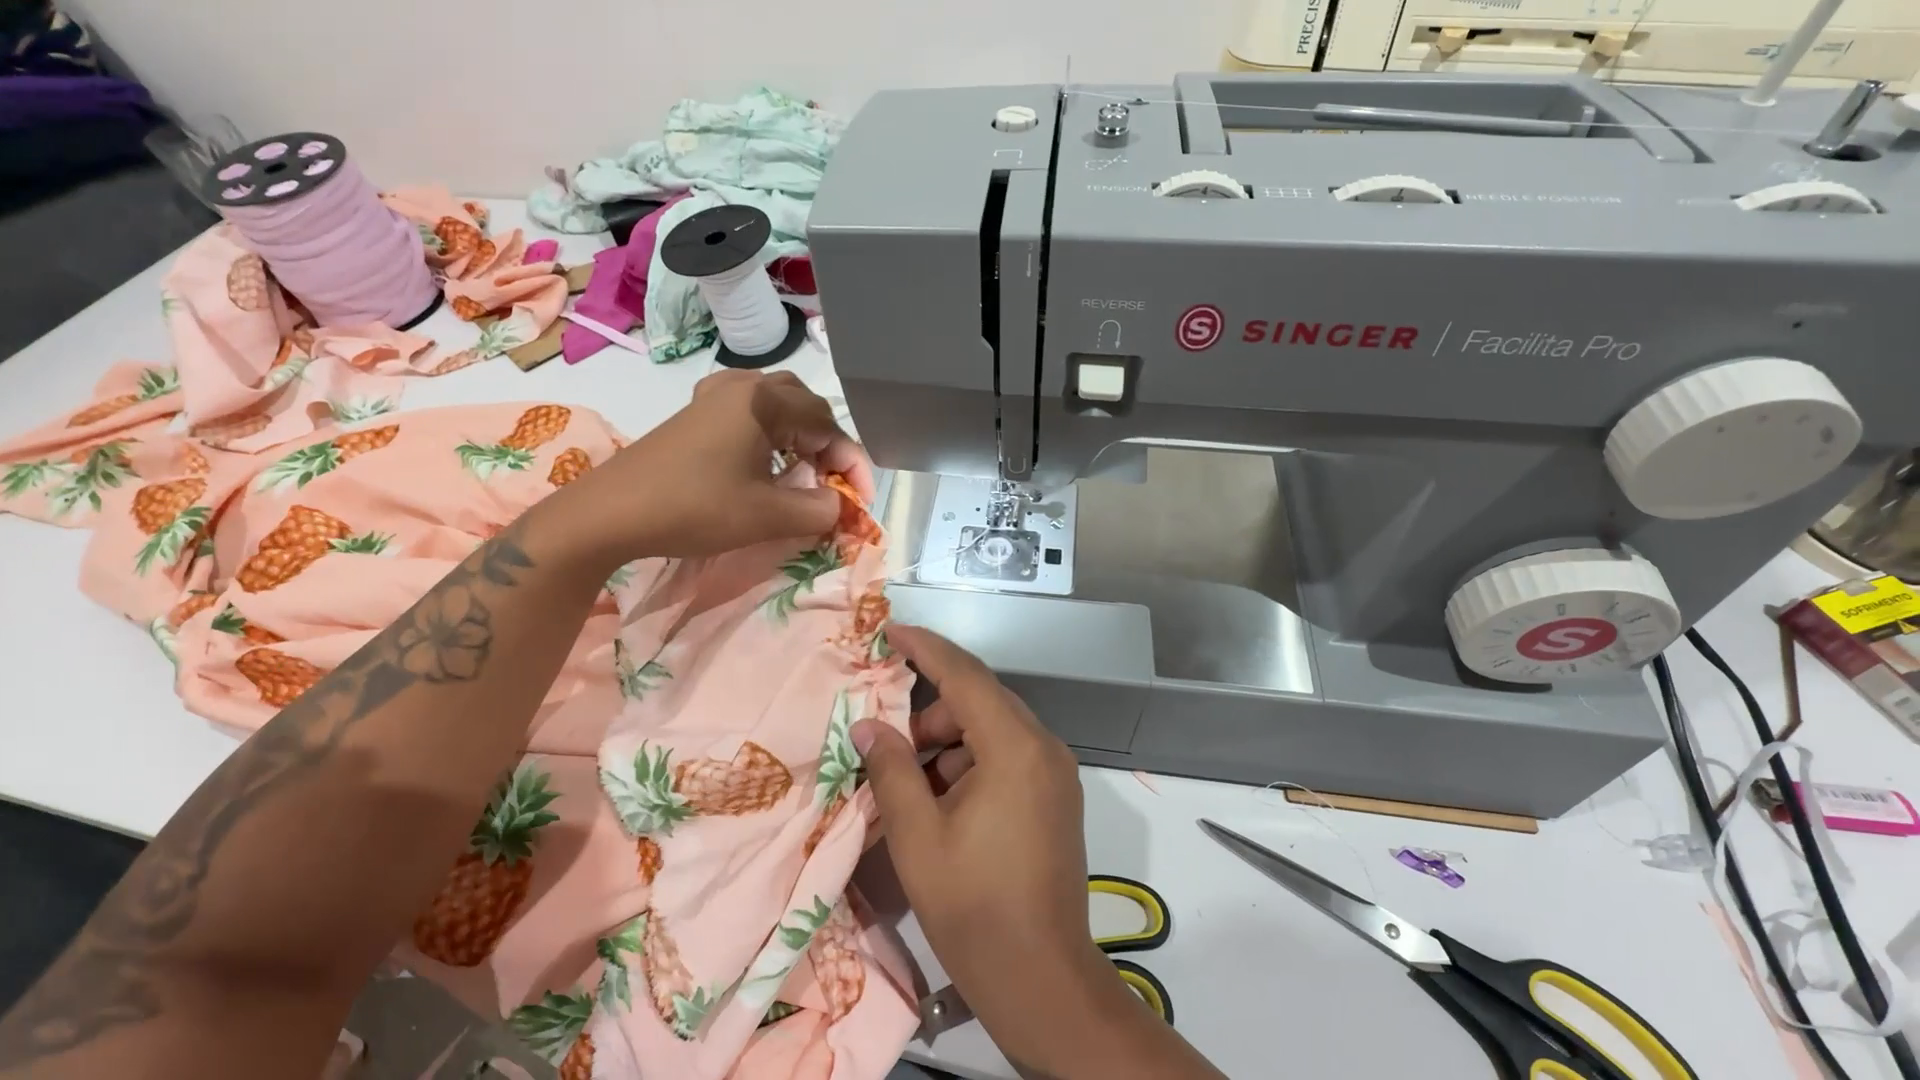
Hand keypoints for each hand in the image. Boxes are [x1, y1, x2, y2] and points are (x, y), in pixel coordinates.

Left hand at [552, 370, 870, 567]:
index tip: (861, 503)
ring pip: (776, 405)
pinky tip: (763, 461)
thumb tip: (840, 507)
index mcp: (764, 400)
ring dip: (799, 437)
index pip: (829, 425)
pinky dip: (769, 434)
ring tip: (802, 474)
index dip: (852, 465)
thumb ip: (818, 510)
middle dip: (828, 446)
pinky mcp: (694, 415)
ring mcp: (713, 397)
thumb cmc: (694, 508)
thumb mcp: (767, 516)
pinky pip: (748, 412)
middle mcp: (742, 386)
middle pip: (806, 406)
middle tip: (830, 484)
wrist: (610, 513)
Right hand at [853, 626, 1105, 1026]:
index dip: (925, 648)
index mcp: (1016, 748)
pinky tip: (938, 804)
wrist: (1040, 977)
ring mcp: (1056, 776)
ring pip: (993, 733)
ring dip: (948, 745)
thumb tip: (869, 727)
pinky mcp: (1056, 801)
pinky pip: (1008, 760)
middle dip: (930, 713)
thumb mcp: (918, 835)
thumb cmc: (973, 905)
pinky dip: (970, 767)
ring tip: (907, 785)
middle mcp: (1045, 750)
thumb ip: (891, 770)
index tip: (890, 631)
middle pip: (981, 703)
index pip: (966, 676)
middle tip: (886, 743)